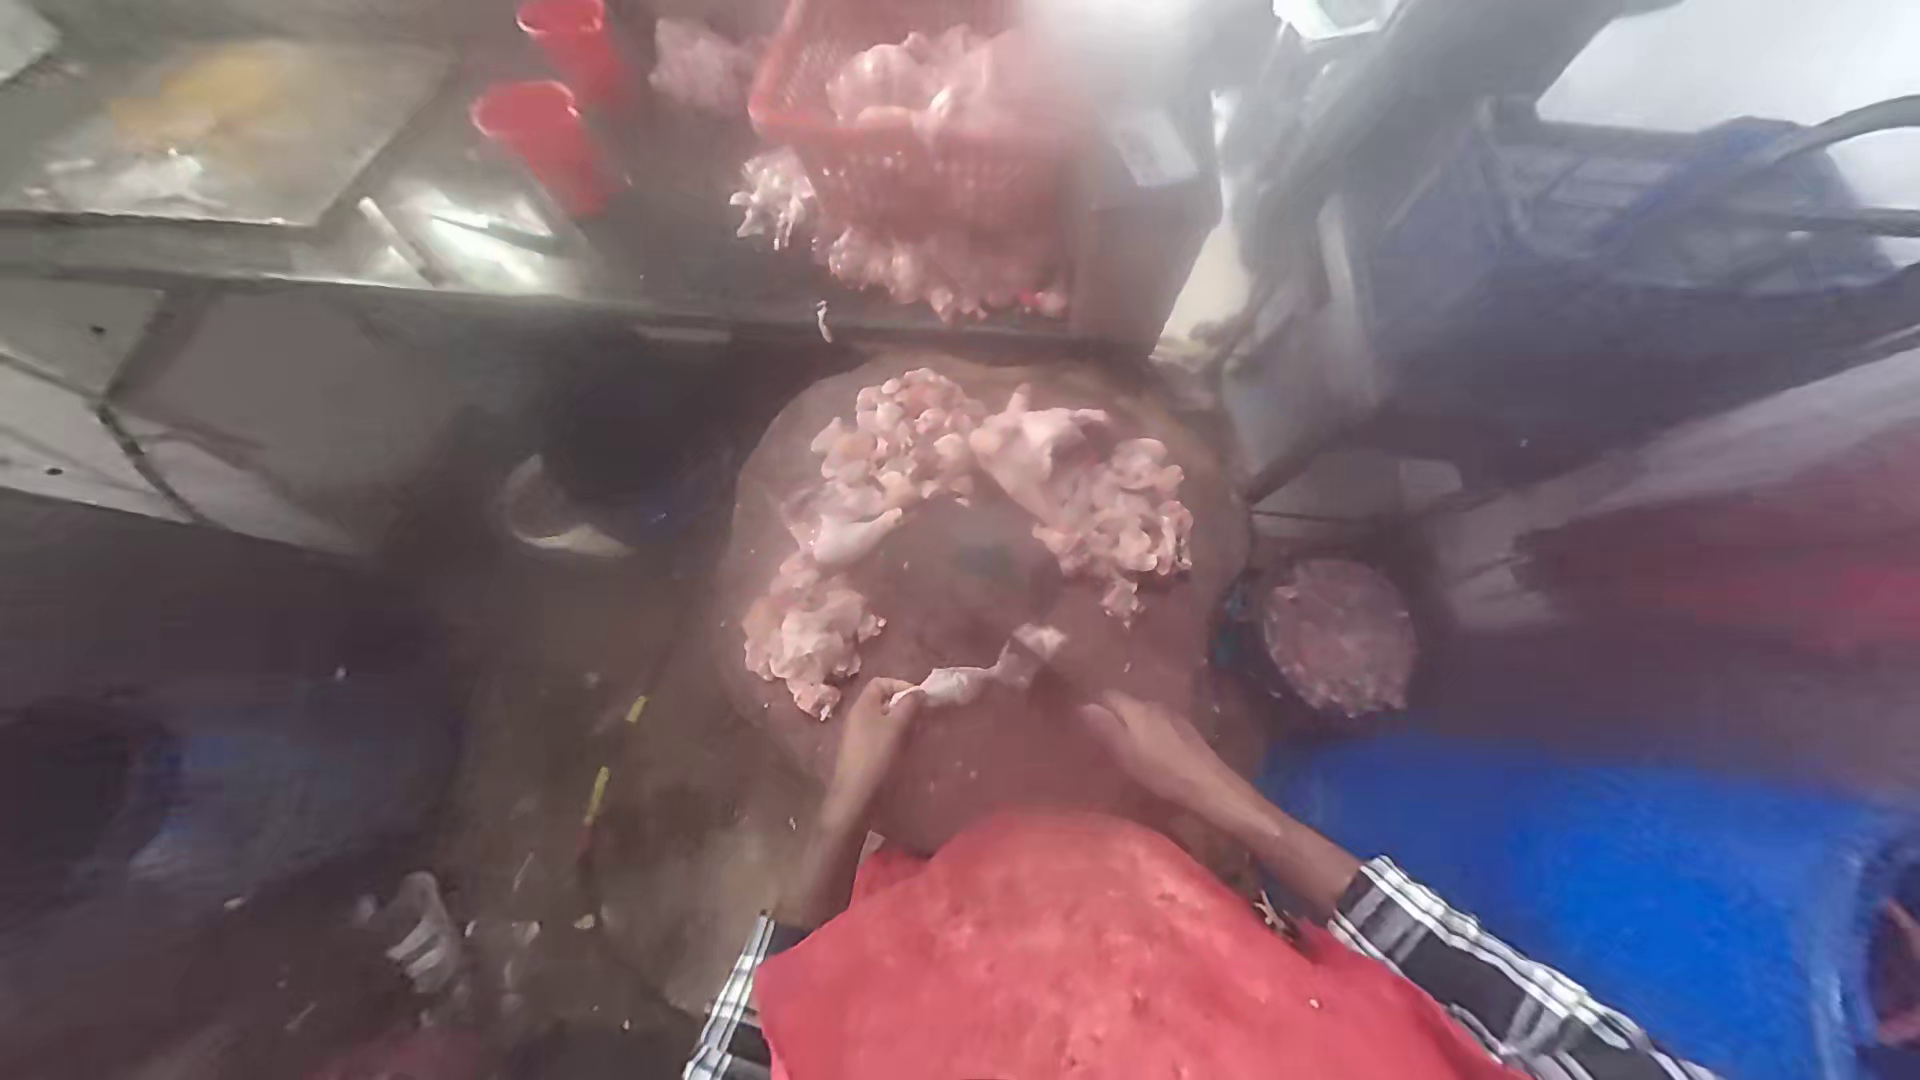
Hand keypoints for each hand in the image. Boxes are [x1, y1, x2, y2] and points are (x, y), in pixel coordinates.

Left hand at [822, 677, 923, 825]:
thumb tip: (918, 691)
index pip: (880, 682)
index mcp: (862, 705)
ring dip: (898, 720)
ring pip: (880, 717)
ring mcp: (856, 733)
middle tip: (919, 713)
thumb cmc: (875, 754)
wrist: (854, 793)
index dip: (899, 684)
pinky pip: (877, 732)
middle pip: (881, 699)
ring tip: (914, 730)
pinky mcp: (859, 749)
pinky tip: (902, 746)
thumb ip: (908, 705)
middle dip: (901, 703)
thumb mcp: (895, 726)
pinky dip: (891, 733)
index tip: (917, 697)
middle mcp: (856, 715)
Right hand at [1077, 691, 1233, 811]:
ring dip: (1133, 725)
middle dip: (1114, 716)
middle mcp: (1155, 705)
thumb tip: (1083, 705)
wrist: (1209, 785)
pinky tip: (1152, 751)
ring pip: (1144, 714)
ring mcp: (1173, 716)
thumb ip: (1104, 727)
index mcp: (1137, 708)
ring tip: (1127, 746)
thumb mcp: (1125, 752)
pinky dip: (1149, 732)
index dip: (1095, 705)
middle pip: (1127, 703)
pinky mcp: (1186, 730)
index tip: (1086, 723)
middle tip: (1104, 738)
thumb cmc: (1161, 771)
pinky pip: (1159, 724)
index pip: (1108, 694)